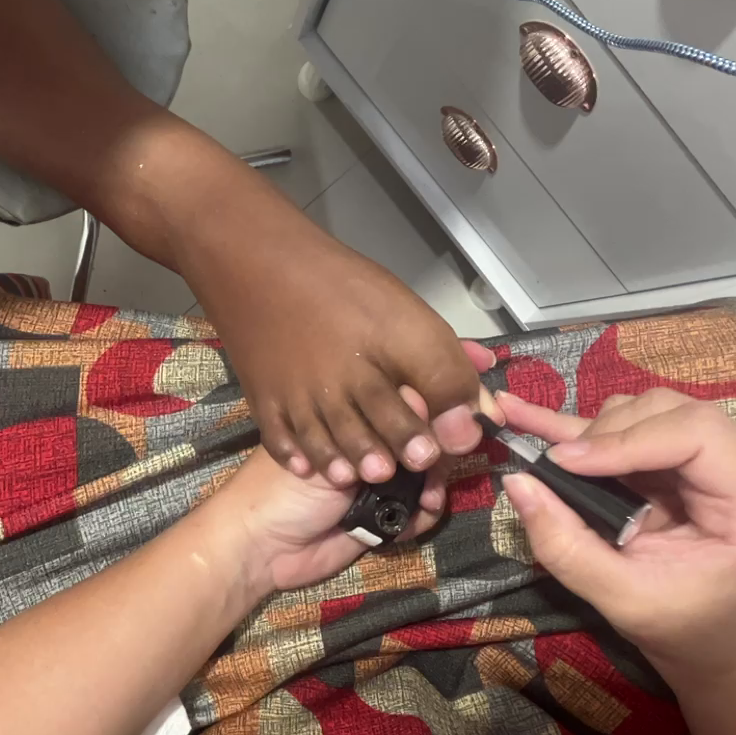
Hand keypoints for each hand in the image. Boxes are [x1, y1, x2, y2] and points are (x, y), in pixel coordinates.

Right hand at [185, 213, 486, 486]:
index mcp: (386, 345)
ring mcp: (300, 393)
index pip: (430, 395)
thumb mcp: (402, 309)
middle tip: (407, 465)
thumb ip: (445, 362)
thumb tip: (484, 405)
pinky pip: (284, 440)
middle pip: (380, 427)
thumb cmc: (336, 282)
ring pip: (333, 444)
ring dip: (353, 461)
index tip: (449, 444)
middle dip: (399, 450)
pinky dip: (300, 455)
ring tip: (366, 473)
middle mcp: (344, 376)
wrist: (250, 262)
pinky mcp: (264, 400)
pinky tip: (313, 466)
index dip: (445, 425)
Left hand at [217, 386, 448, 599]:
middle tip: (443, 464)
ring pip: (427, 474)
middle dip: (442, 450)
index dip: (442, 401)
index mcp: (349, 412)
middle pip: (424, 436)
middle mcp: (366, 440)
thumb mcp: (338, 449)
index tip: (473, 409)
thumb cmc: (284, 486)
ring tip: (430, 497)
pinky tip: (419, 516)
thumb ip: (387, 422)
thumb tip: (439, 394)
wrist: (261, 548)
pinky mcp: (379, 516)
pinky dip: (423, 514)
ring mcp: (375, 479)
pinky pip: (417, 510)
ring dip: (436, 484)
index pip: (408, 396)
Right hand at [496, 387, 735, 681]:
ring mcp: (725, 453)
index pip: (698, 434)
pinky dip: (582, 424)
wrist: (708, 633)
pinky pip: (635, 421)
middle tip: (559, 468)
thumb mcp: (620, 598)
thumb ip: (567, 545)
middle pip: (671, 412)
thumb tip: (516, 481)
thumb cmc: (679, 623)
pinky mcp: (688, 450)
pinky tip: (524, 411)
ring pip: (650, 408)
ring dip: (597, 431)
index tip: (564, 462)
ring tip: (562, 464)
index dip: (626, 439)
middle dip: (605, 434)